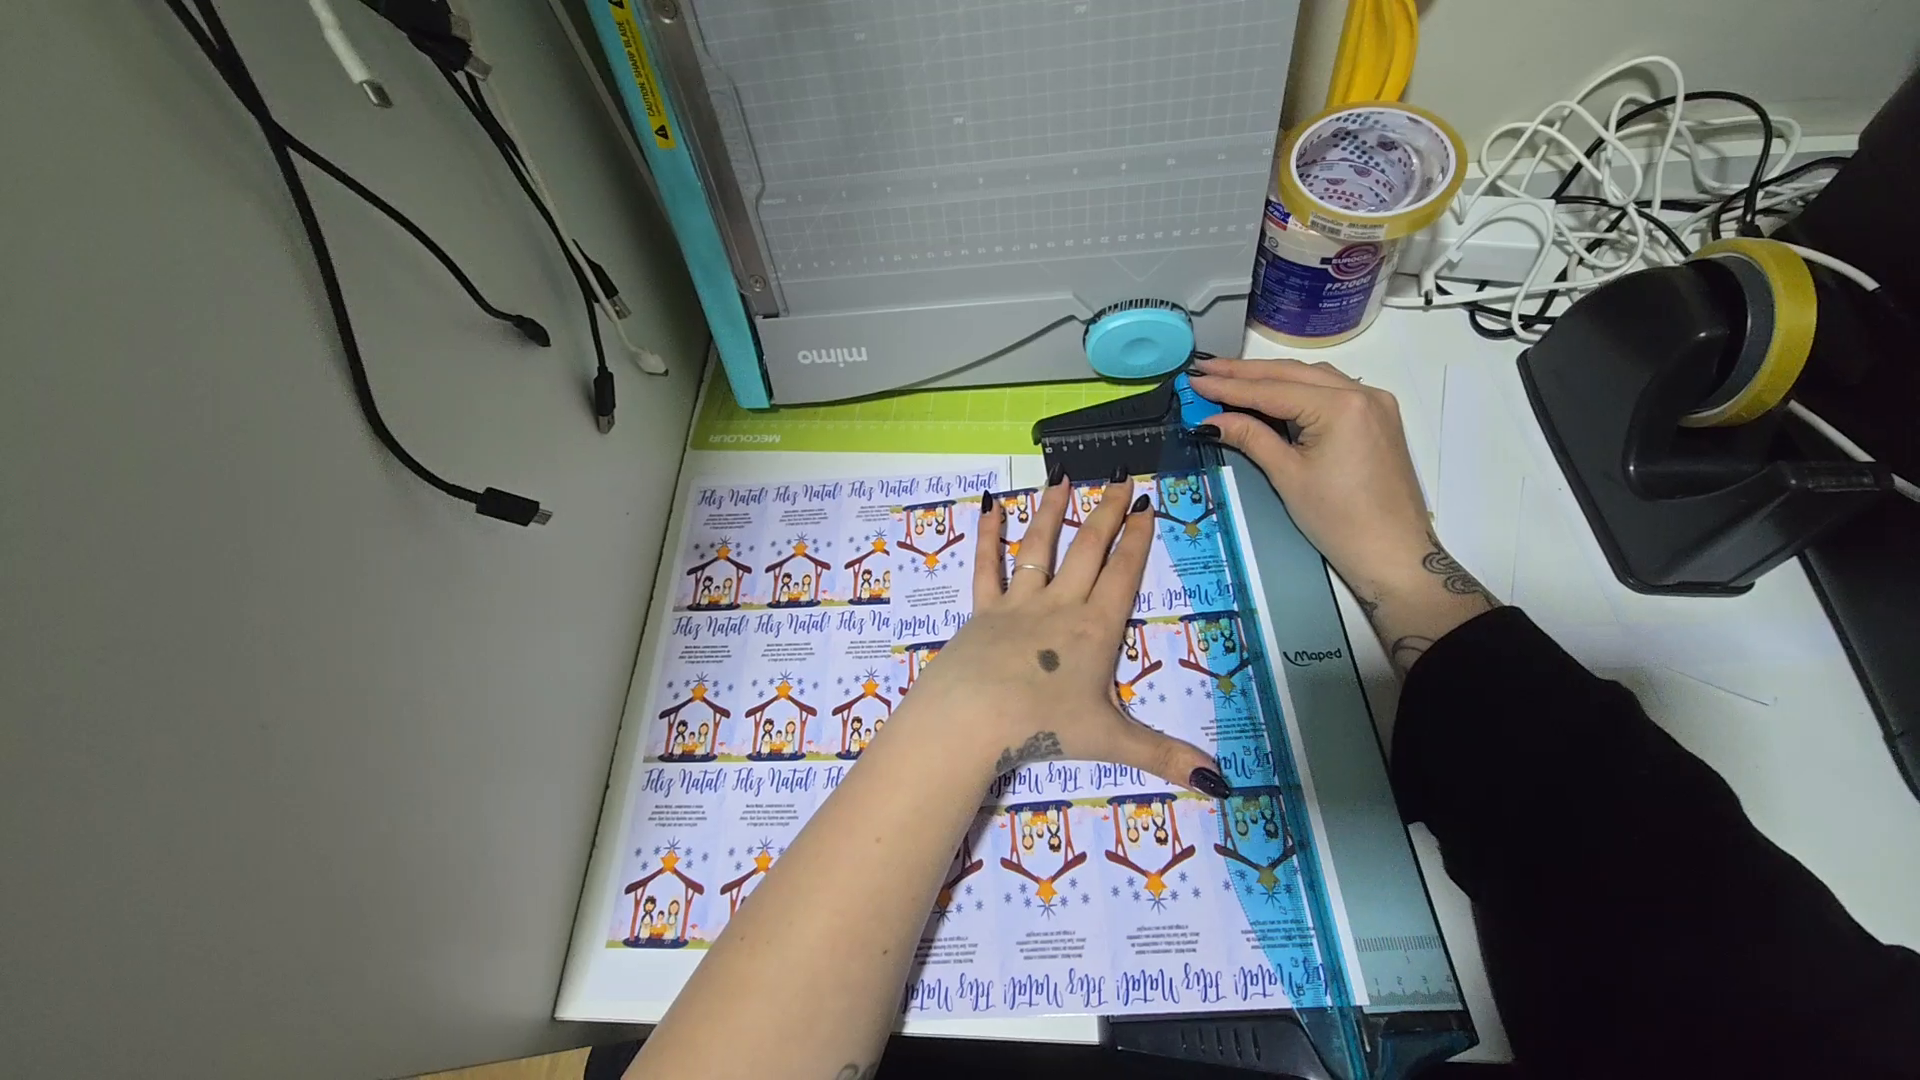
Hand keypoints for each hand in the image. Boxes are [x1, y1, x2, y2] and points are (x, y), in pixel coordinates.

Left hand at [900, 474, 1229, 795]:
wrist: (972, 718)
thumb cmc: (1042, 726)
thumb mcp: (1111, 742)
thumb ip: (1165, 756)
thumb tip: (1222, 784)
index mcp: (1095, 629)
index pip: (1124, 574)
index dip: (1139, 539)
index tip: (1148, 505)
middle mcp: (1060, 605)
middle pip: (1088, 550)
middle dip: (1108, 513)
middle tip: (1121, 478)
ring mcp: (1018, 603)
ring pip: (1039, 546)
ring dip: (1052, 512)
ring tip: (1062, 479)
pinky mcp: (982, 610)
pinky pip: (986, 566)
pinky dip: (989, 535)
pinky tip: (990, 506)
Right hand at [1188, 357, 1431, 595]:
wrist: (1393, 554)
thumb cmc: (1338, 520)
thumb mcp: (1287, 476)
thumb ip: (1250, 438)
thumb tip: (1209, 421)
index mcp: (1341, 406)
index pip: (1272, 390)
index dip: (1229, 385)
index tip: (1194, 378)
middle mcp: (1363, 393)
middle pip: (1293, 374)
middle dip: (1246, 372)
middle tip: (1204, 369)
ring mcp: (1375, 403)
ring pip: (1313, 378)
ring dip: (1271, 377)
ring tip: (1230, 379)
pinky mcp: (1378, 417)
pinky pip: (1330, 391)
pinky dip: (1297, 390)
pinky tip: (1271, 394)